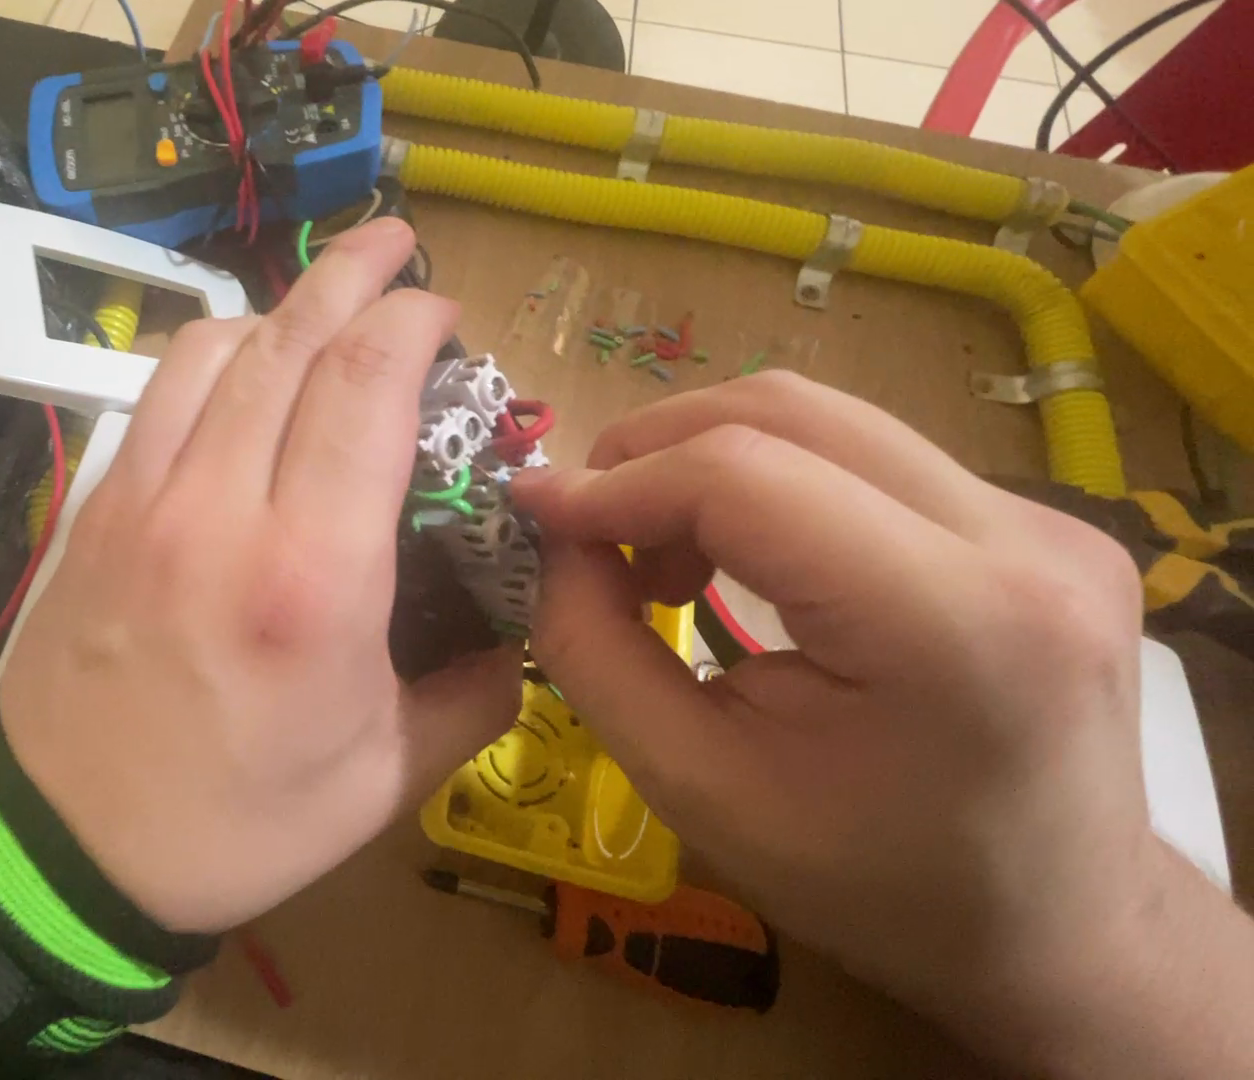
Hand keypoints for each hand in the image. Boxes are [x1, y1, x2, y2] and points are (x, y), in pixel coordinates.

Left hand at [0, 218, 519, 933]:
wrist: (66, 847)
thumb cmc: (233, 822)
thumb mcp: (380, 779)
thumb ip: (469, 698)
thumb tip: (513, 641)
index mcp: (313, 577)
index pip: (368, 387)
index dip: (413, 322)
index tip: (445, 314)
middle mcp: (225, 510)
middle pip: (293, 341)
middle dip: (355, 273)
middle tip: (396, 242)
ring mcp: (146, 499)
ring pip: (216, 349)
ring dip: (282, 305)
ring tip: (325, 301)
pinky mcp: (99, 509)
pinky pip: (160, 392)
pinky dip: (214, 352)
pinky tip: (241, 363)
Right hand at [511, 372, 1250, 1073]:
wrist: (1050, 925)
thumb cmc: (860, 877)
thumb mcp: (688, 781)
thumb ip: (592, 649)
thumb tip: (554, 543)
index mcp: (950, 624)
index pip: (742, 478)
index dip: (614, 483)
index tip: (532, 513)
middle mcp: (1021, 538)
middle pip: (782, 411)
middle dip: (647, 451)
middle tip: (587, 530)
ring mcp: (1042, 515)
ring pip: (814, 415)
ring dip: (695, 461)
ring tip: (658, 555)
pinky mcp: (1030, 516)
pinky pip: (848, 450)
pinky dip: (750, 480)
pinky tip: (728, 553)